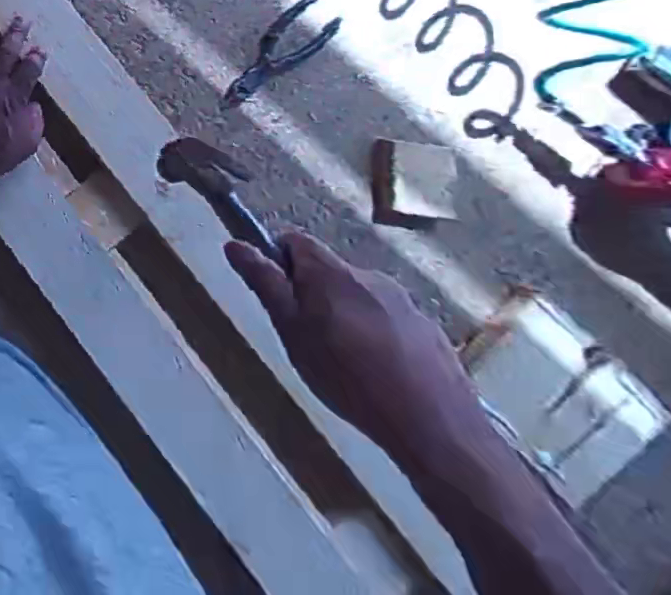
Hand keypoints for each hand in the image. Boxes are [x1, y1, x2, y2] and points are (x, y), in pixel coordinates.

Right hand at [226, 230, 489, 463]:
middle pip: (326, 269)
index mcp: (331, 272)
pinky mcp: (431, 333)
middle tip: (301, 332)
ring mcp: (407, 305)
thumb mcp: (289, 328)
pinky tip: (375, 370)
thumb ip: (264, 282)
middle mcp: (370, 276)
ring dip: (341, 313)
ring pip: (357, 296)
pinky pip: (388, 319)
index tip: (273, 292)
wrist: (435, 428)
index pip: (294, 240)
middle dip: (308, 291)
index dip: (276, 258)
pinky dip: (374, 333)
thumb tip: (235, 244)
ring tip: (340, 357)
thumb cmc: (345, 374)